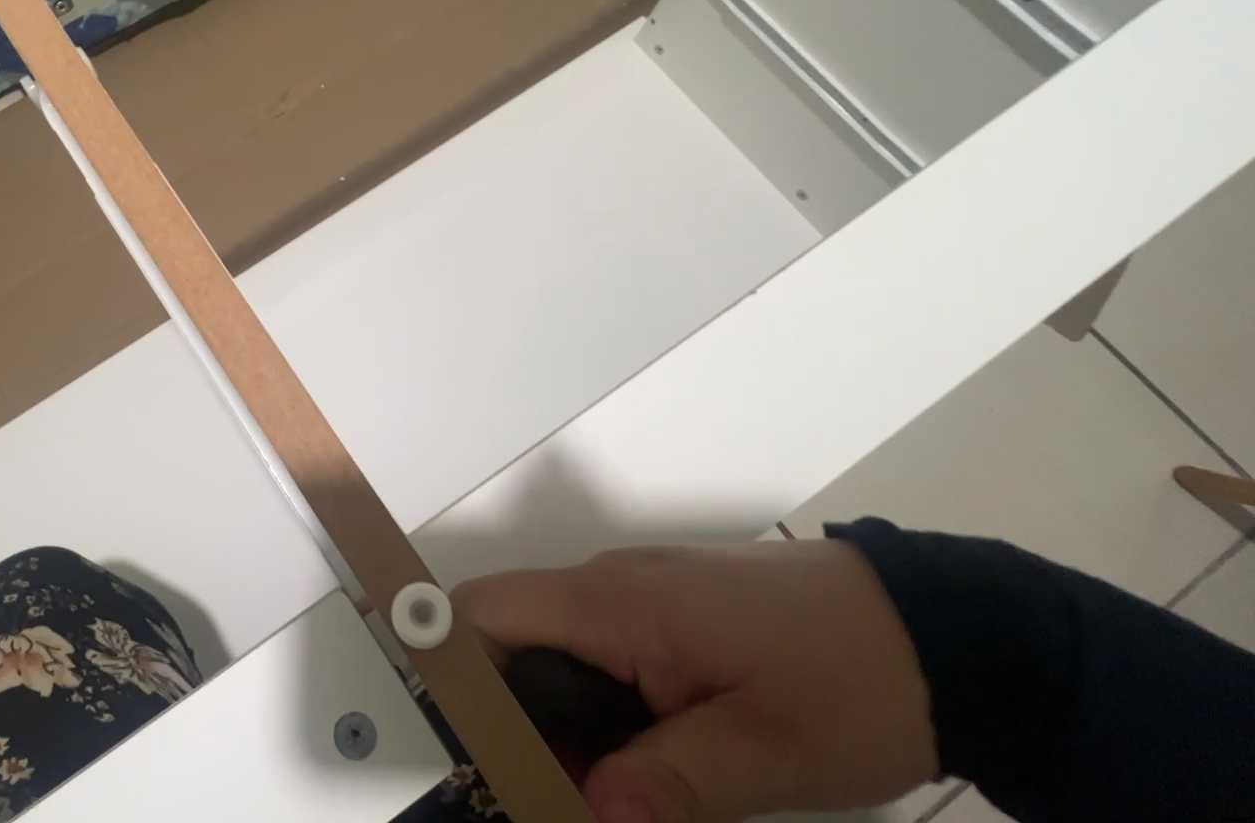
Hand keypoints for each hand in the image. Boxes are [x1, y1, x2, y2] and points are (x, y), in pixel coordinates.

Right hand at [452, 540, 937, 822]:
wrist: (937, 627)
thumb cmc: (849, 681)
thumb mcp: (766, 754)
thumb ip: (670, 784)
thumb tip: (589, 812)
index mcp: (614, 604)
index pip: (485, 609)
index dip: (446, 656)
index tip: (455, 733)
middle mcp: (609, 584)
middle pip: (512, 638)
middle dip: (513, 719)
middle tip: (553, 798)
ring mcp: (638, 591)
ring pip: (556, 651)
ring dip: (559, 721)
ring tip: (605, 793)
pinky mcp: (666, 606)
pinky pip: (598, 650)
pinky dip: (596, 705)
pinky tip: (642, 758)